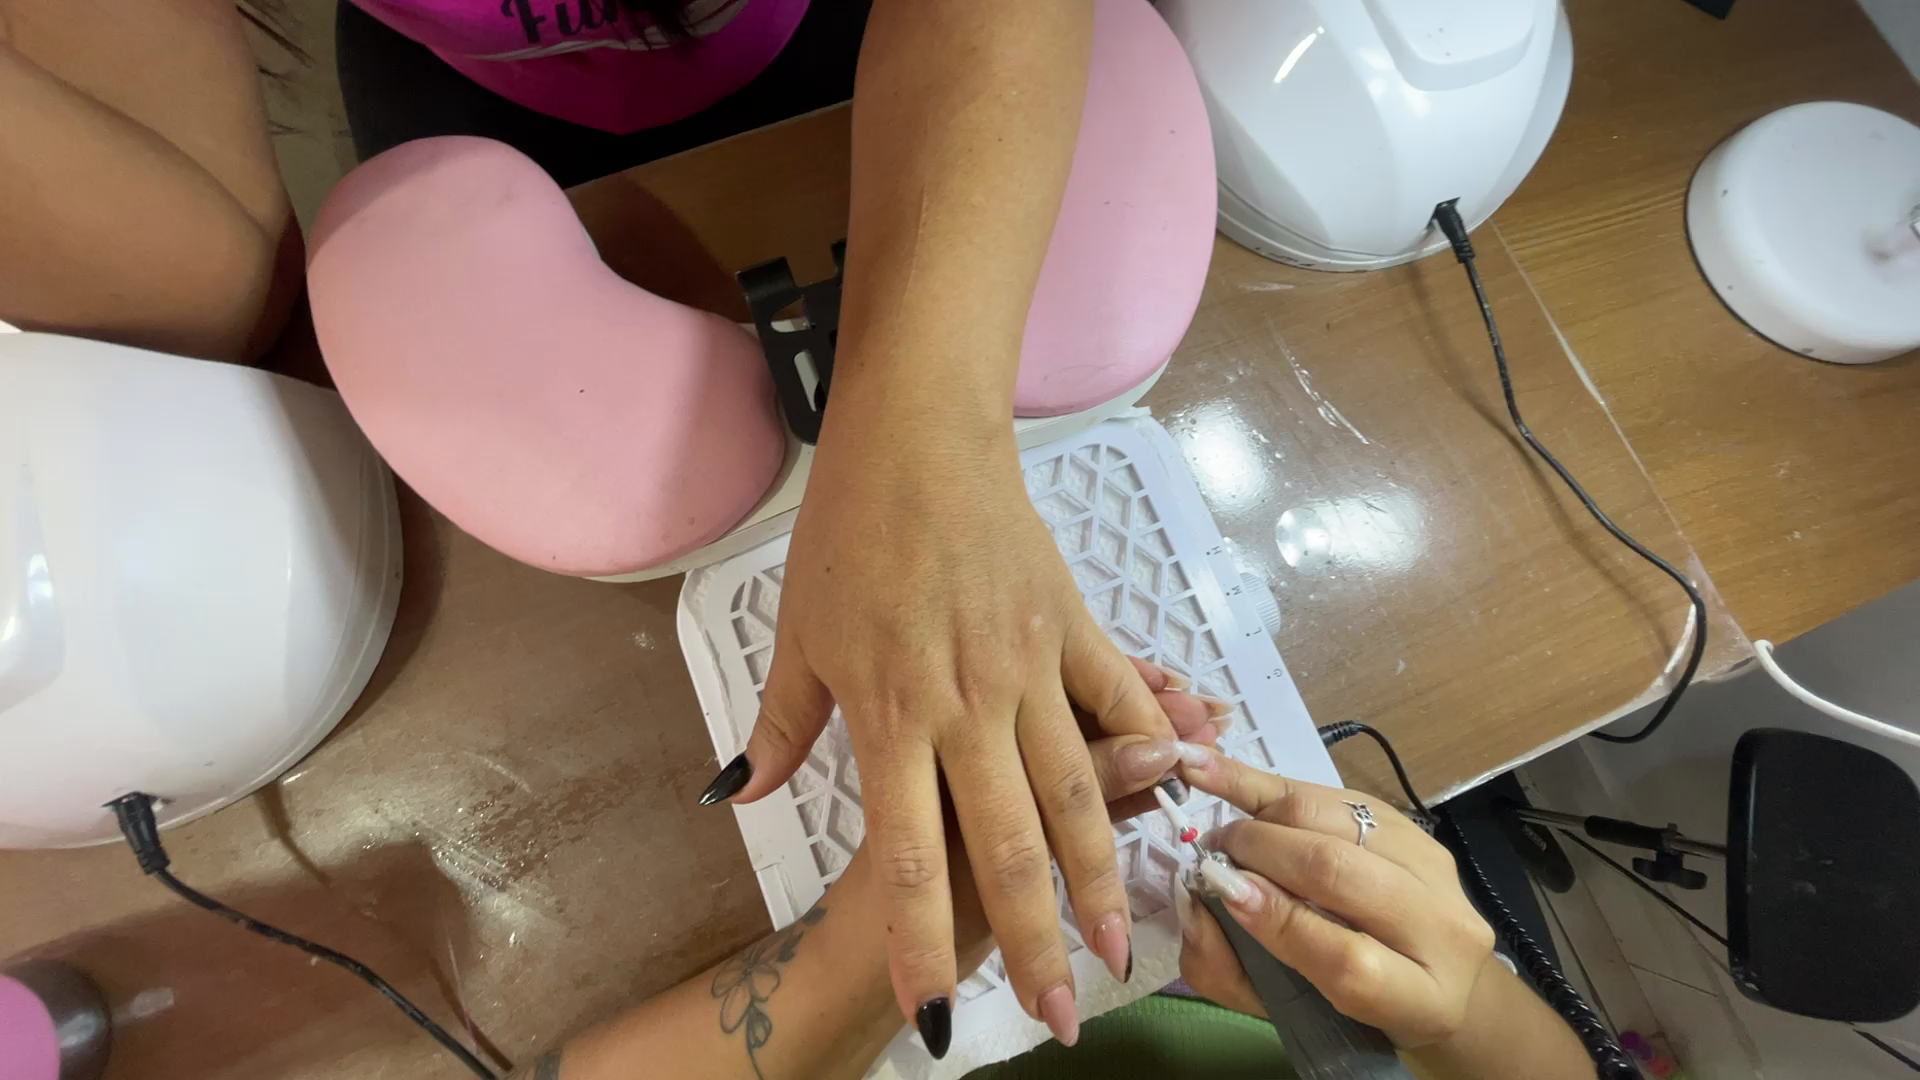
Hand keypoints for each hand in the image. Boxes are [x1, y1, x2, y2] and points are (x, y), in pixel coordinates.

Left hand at [712, 430, 1184, 1049]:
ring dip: (1099, 873)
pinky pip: (1119, 698)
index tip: (935, 1013)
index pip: (907, 852)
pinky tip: (1173, 795)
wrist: (920, 441)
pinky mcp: (1072, 625)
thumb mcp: (798, 630)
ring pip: (1077, 789)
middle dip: (1033, 940)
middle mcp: (968, 705)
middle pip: (1008, 843)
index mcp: (890, 712)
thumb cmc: (847, 533)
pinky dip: (1150, 749)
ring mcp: (1031, 665)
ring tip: (1117, 942)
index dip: (919, 939)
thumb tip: (735, 797)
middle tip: (1060, 1017)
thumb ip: (776, 724)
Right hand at [1174, 750, 1497, 1048]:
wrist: (1424, 963)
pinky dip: (1254, 780)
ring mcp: (1426, 861)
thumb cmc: (1342, 995)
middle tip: (1214, 860)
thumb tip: (1193, 902)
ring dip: (1260, 821)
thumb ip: (1226, 969)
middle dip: (1258, 854)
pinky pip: (1318, 790)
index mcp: (1420, 997)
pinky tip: (1205, 766)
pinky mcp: (1399, 817)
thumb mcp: (1283, 1006)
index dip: (1279, 921)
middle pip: (1336, 871)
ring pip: (1325, 818)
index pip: (1348, 959)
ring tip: (1227, 839)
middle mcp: (1440, 926)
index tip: (1223, 893)